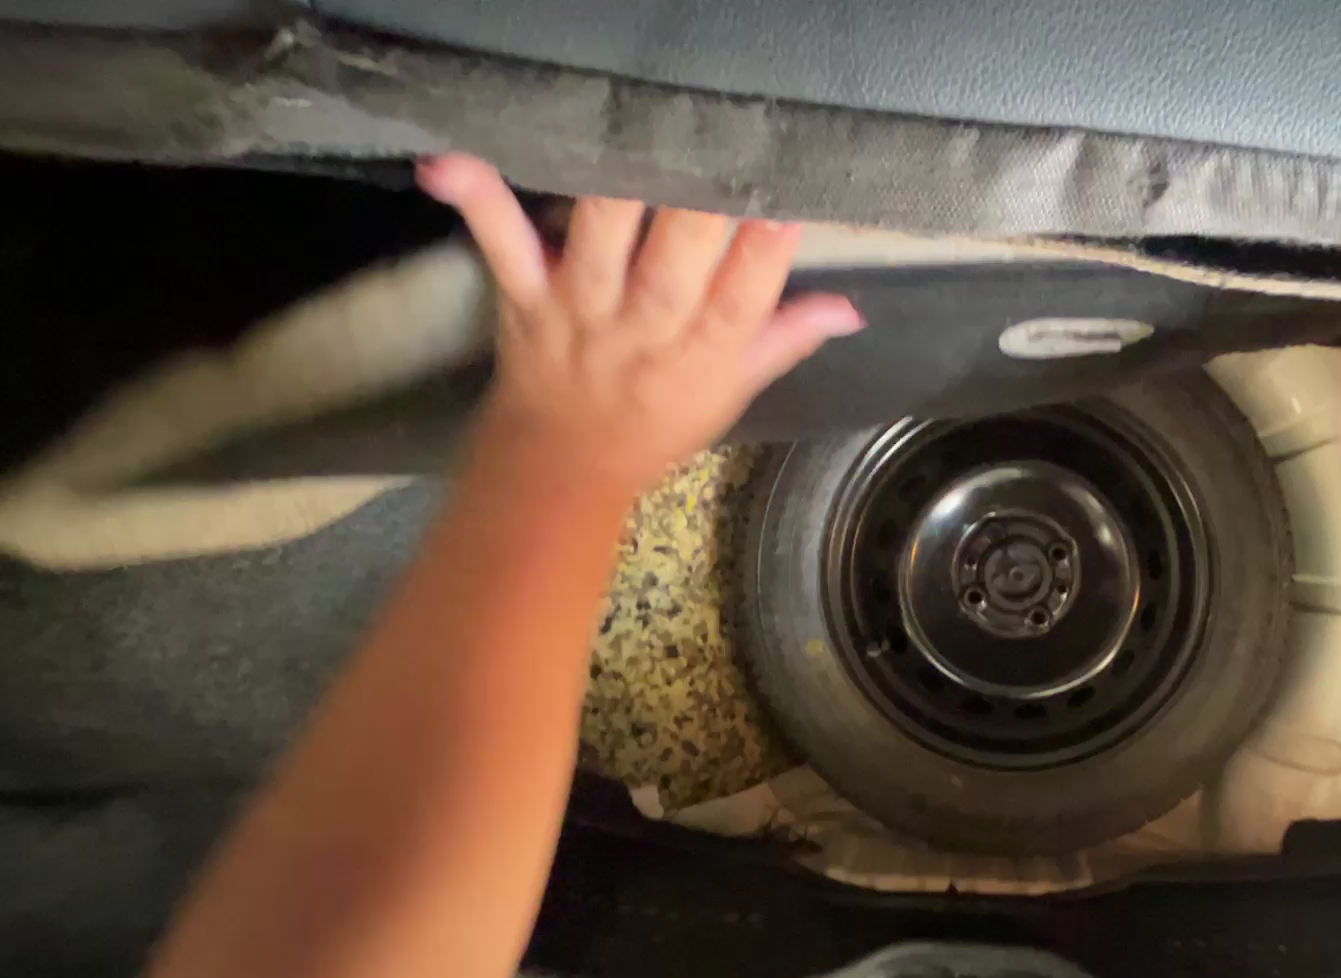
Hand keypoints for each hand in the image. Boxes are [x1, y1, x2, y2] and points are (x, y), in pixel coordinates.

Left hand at [417, 154, 863, 481]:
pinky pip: (502, 245)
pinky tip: (454, 161)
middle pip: (681, 258)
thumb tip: (852, 309)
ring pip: (603, 236)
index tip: (787, 195)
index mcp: (709, 350)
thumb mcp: (737, 389)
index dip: (769, 246)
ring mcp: (586, 307)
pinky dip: (480, 202)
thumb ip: (789, 338)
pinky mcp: (527, 295)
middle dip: (701, 203)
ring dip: (617, 184)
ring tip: (633, 121)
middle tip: (720, 136)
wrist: (568, 460)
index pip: (748, 292)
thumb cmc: (663, 422)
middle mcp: (651, 324)